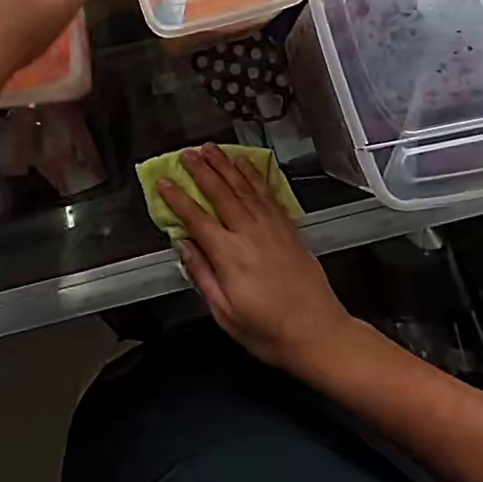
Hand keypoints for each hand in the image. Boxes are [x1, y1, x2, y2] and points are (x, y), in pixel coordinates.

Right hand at [159, 144, 357, 372]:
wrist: (318, 333)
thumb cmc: (269, 330)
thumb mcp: (224, 312)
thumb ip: (201, 273)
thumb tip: (182, 245)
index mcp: (228, 256)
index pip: (196, 218)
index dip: (177, 198)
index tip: (164, 183)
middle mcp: (249, 234)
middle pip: (220, 193)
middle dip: (201, 170)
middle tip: (187, 154)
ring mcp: (271, 227)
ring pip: (243, 187)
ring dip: (225, 165)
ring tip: (211, 149)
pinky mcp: (288, 228)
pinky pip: (267, 193)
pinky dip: (254, 175)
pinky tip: (245, 164)